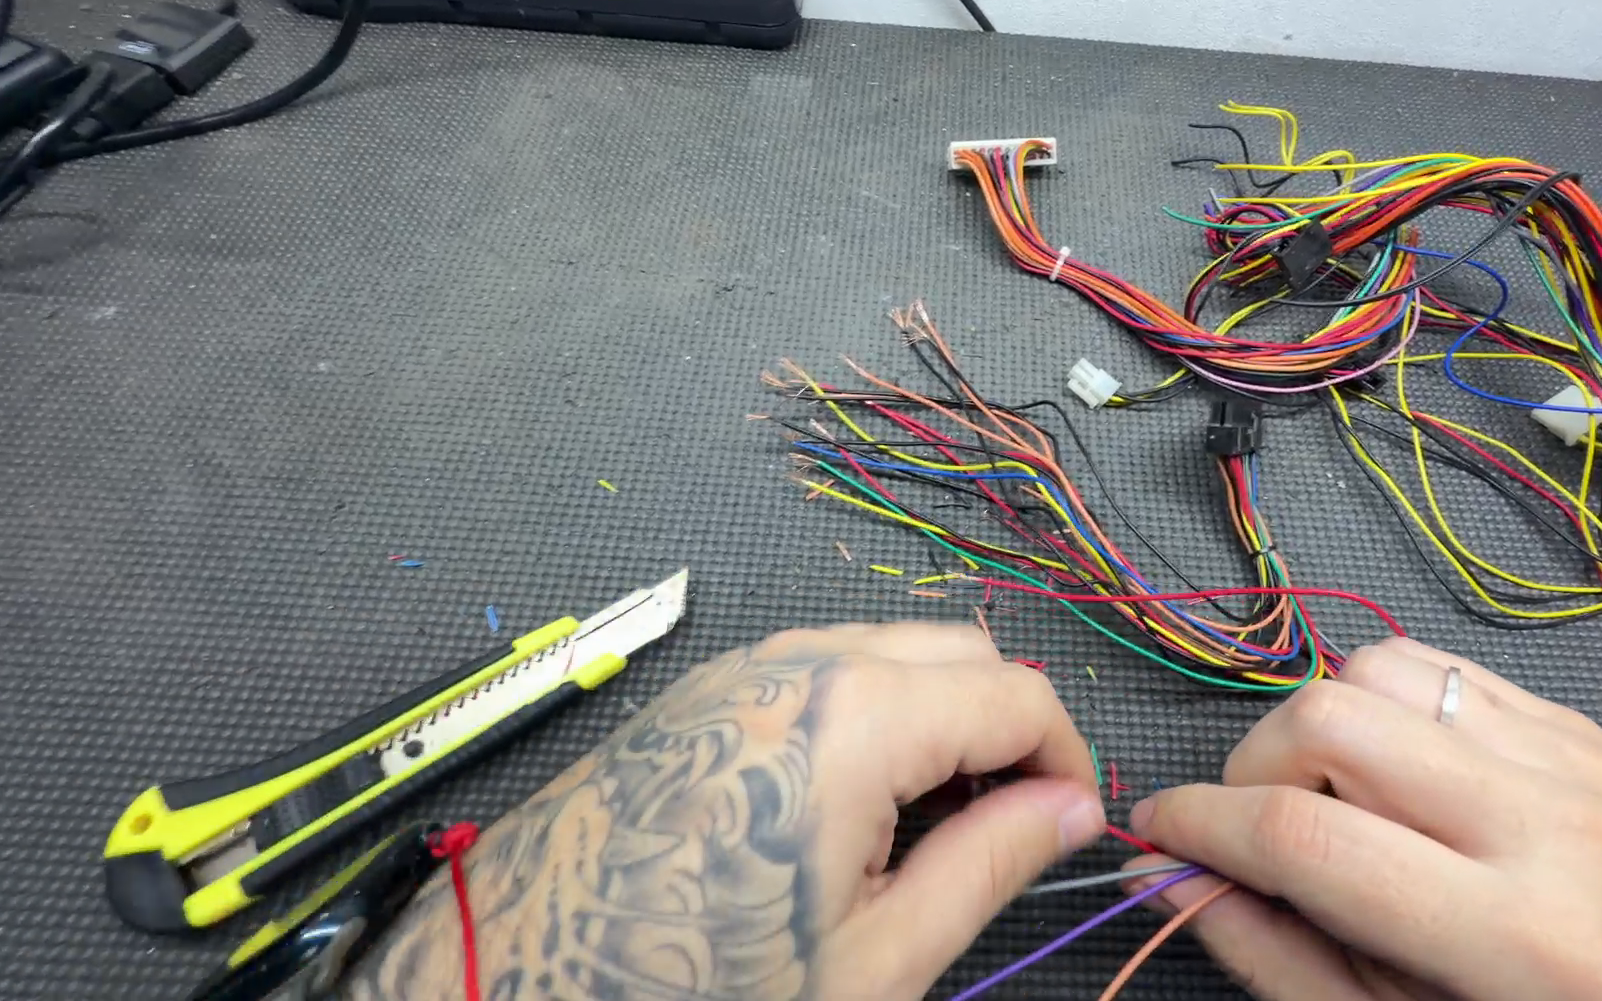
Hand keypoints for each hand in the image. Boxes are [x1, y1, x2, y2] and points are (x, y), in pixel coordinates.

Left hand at [342, 622, 1103, 1000]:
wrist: (513, 976)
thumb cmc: (701, 985)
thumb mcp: (878, 956)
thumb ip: (993, 861)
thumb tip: (1075, 808)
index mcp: (865, 712)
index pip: (1020, 694)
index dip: (1066, 754)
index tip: (1069, 817)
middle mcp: (816, 654)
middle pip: (967, 651)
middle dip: (1009, 724)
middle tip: (1005, 818)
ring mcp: (763, 655)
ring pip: (903, 647)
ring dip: (946, 710)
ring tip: (930, 812)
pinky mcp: (725, 675)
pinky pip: (838, 659)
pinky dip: (883, 703)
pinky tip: (857, 787)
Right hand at [1123, 636, 1601, 1000]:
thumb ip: (1266, 951)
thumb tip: (1163, 876)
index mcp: (1525, 939)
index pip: (1303, 835)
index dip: (1202, 823)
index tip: (1155, 828)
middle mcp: (1553, 823)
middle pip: (1328, 717)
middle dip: (1256, 765)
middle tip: (1262, 825)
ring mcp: (1568, 753)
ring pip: (1368, 667)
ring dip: (1317, 726)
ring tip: (1340, 797)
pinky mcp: (1567, 719)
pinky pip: (1421, 661)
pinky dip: (1371, 703)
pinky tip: (1391, 767)